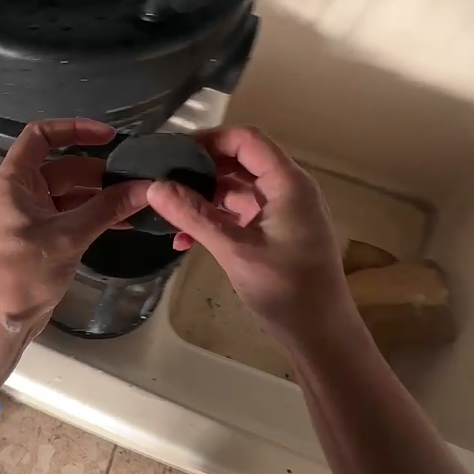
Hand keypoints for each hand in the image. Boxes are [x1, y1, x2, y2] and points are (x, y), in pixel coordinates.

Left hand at [0, 119, 151, 331]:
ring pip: (72, 193)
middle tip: (139, 179)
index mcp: (14, 180)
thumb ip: (107, 208)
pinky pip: (72, 216)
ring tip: (140, 201)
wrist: (1, 321)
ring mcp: (31, 215)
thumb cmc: (23, 272)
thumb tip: (147, 187)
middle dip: (100, 172)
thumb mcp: (68, 236)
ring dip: (102, 197)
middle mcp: (20, 192)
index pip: (40, 135)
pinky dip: (96, 216)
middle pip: (64, 167)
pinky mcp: (42, 237)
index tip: (110, 136)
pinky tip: (128, 223)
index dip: (74, 128)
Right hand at [145, 125, 349, 338]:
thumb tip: (154, 187)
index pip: (246, 140)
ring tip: (166, 211)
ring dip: (202, 198)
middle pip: (239, 161)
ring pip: (234, 188)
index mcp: (287, 183)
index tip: (171, 152)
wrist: (320, 333)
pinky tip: (183, 239)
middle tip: (161, 179)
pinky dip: (212, 220)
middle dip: (199, 169)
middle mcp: (286, 189)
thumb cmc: (286, 289)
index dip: (209, 140)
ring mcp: (279, 211)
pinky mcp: (272, 232)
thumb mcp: (235, 250)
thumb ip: (195, 216)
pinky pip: (237, 213)